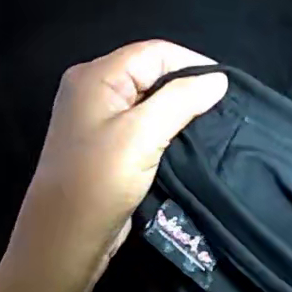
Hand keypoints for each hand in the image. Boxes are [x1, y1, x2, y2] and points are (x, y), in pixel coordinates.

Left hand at [14, 41, 227, 280]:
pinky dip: (165, 128)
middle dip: (186, 86)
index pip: (154, 52)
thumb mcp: (142, 134)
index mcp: (96, 76)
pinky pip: (141, 124)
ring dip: (178, 109)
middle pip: (150, 72)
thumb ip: (181, 100)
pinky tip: (185, 142)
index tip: (226, 89)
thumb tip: (218, 80)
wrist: (66, 239)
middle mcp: (93, 89)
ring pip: (148, 100)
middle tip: (221, 109)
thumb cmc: (99, 181)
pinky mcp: (105, 145)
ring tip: (209, 125)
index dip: (192, 64)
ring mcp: (97, 118)